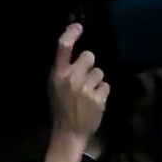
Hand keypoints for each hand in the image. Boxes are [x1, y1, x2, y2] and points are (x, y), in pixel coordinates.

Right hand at [49, 22, 108, 141]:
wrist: (69, 133)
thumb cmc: (61, 109)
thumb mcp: (54, 87)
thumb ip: (63, 69)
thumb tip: (75, 50)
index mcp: (58, 74)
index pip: (64, 46)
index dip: (72, 32)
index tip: (78, 27)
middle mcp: (72, 78)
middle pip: (89, 56)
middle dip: (89, 65)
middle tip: (85, 78)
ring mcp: (86, 88)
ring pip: (99, 72)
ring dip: (96, 81)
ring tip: (89, 94)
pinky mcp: (98, 98)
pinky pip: (106, 86)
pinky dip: (102, 93)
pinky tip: (95, 102)